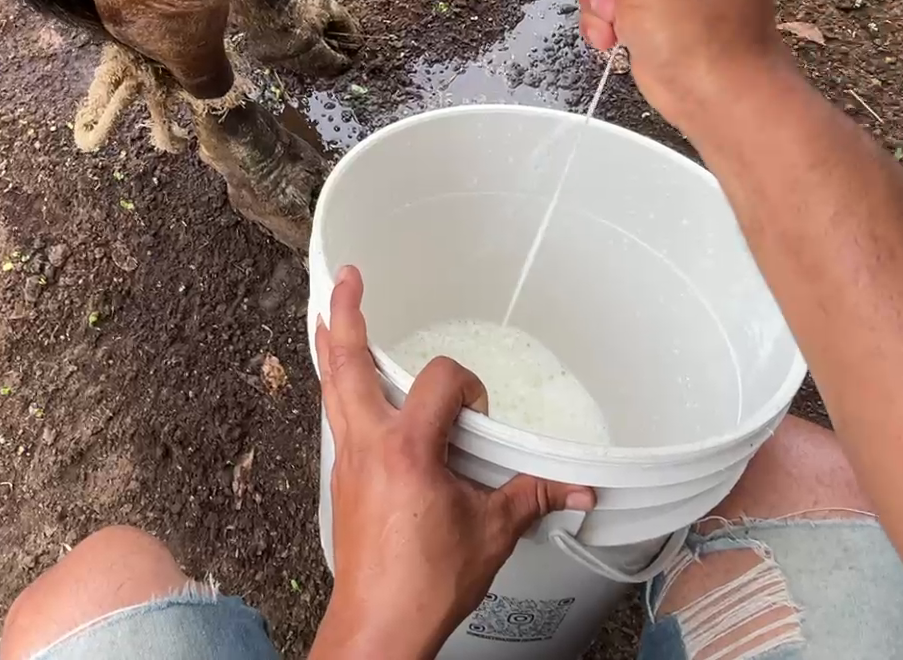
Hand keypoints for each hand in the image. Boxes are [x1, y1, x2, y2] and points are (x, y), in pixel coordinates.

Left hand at [309, 267, 594, 658]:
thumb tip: (577, 489)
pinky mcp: (342, 473)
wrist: (376, 626)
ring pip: (331, 383)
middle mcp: (369, 441)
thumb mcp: (489, 534)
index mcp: (407, 447)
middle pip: (349, 361)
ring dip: (329, 343)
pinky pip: (333, 411)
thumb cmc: (426, 583)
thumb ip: (531, 496)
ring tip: (325, 311)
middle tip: (347, 277)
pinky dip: (334, 382)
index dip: (468, 387)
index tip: (479, 413)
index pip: (440, 383)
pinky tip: (341, 380)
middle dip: (345, 313)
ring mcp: (349, 456)